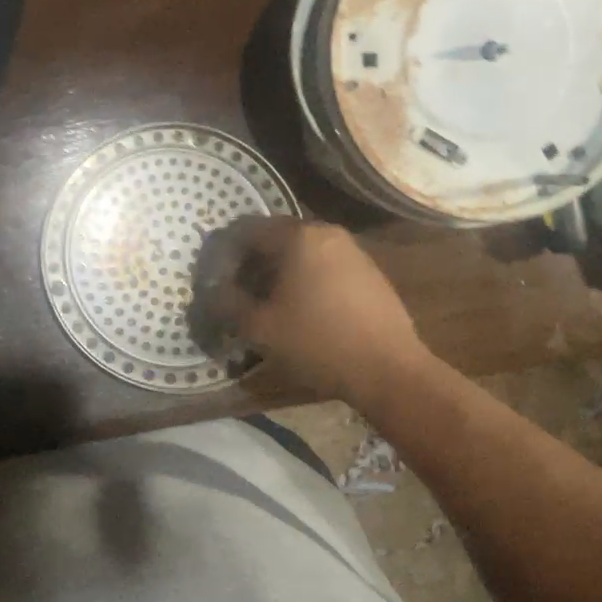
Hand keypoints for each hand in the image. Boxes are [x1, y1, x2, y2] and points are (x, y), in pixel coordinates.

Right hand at [190, 217, 429, 402]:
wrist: (390, 371)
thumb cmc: (318, 342)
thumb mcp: (260, 327)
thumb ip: (227, 303)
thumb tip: (211, 291)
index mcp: (298, 236)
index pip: (244, 230)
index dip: (222, 254)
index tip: (213, 282)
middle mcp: (326, 232)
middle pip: (273, 237)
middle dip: (248, 264)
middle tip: (235, 295)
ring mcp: (351, 251)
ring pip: (299, 252)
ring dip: (275, 273)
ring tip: (265, 306)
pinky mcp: (367, 272)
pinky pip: (322, 265)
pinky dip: (302, 280)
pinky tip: (299, 311)